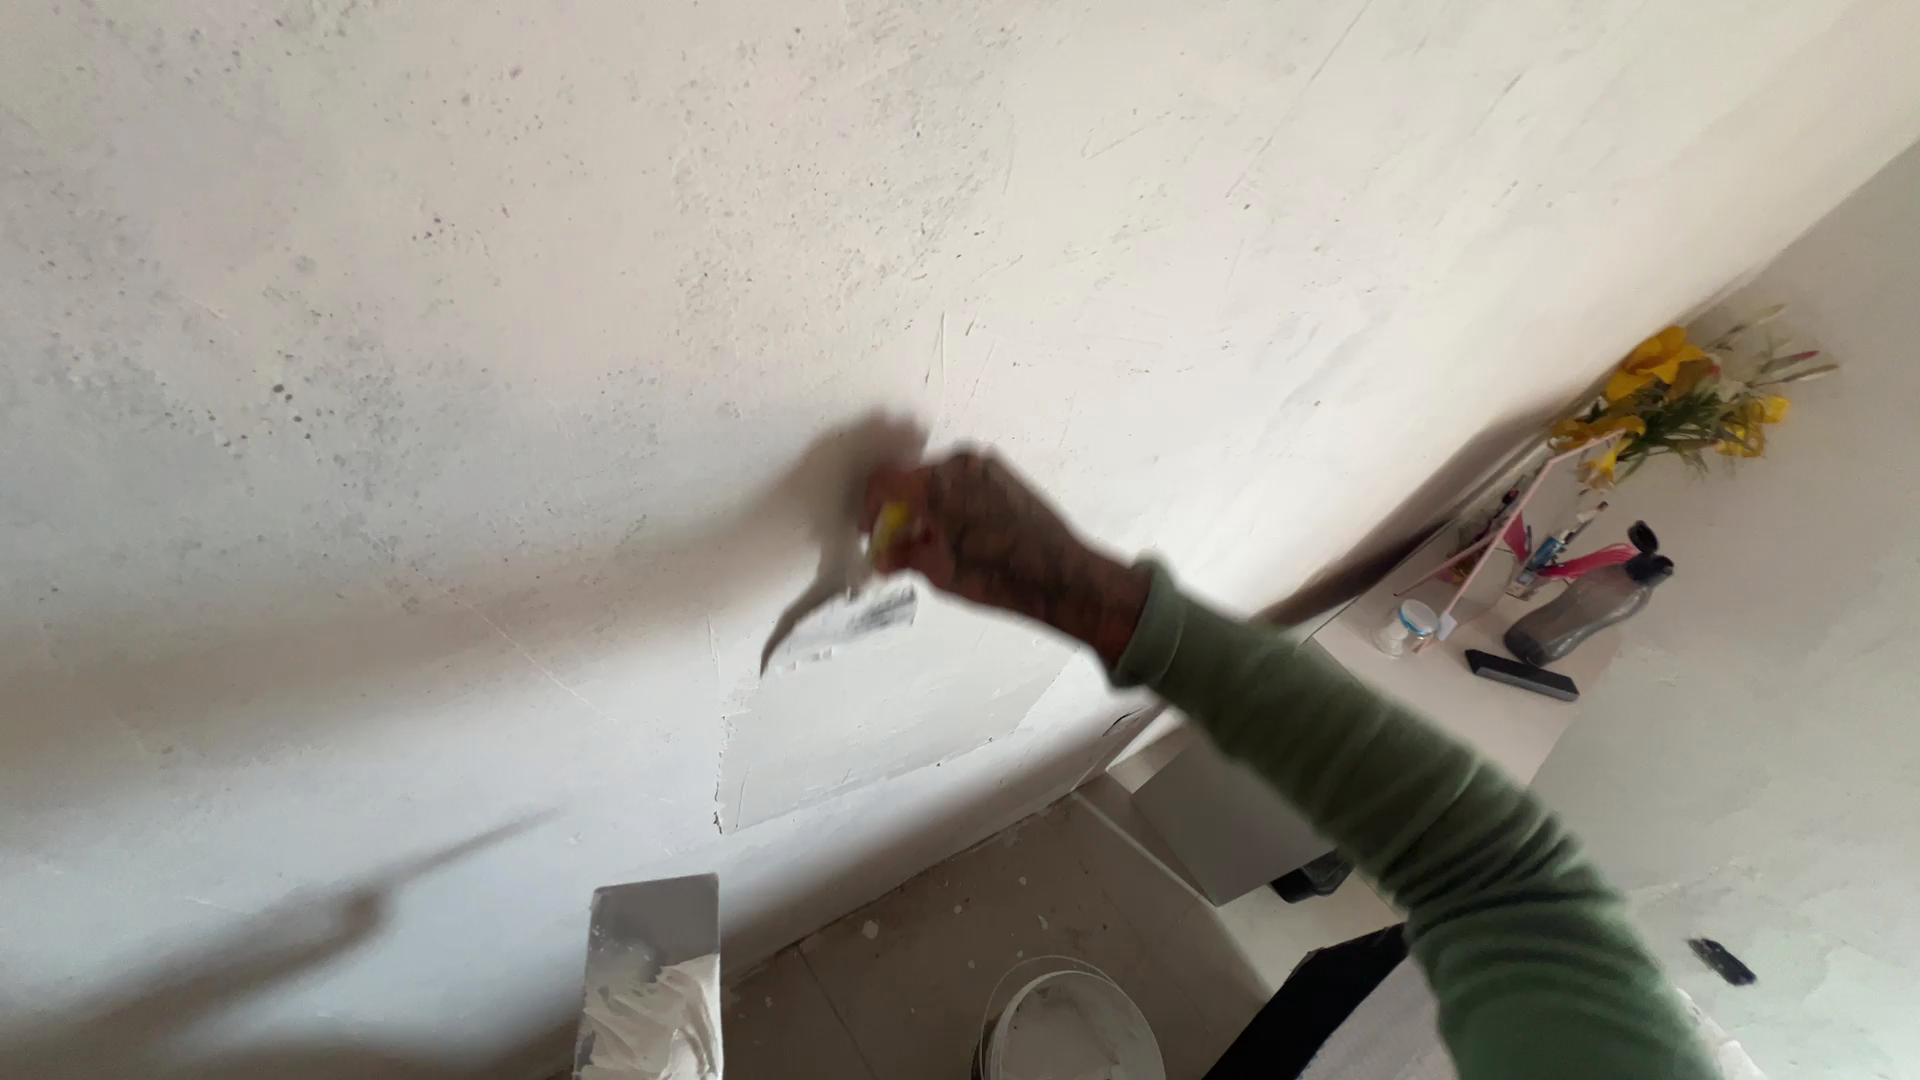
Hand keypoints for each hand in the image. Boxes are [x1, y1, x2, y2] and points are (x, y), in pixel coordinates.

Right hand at [861, 452, 1149, 665]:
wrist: (1059, 575)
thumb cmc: (1001, 575)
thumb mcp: (939, 572)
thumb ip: (904, 557)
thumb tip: (887, 557)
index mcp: (935, 485)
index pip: (883, 482)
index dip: (870, 509)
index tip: (874, 530)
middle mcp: (959, 464)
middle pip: (912, 479)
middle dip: (901, 511)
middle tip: (901, 543)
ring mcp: (986, 465)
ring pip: (940, 479)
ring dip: (928, 506)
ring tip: (934, 543)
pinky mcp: (1005, 474)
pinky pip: (965, 480)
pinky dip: (953, 501)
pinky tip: (960, 534)